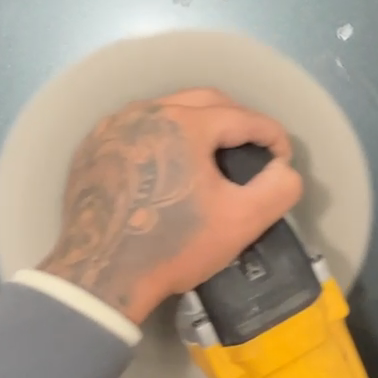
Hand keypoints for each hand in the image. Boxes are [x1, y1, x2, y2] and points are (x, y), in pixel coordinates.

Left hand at [38, 88, 303, 324]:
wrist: (99, 276)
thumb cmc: (174, 245)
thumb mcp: (242, 221)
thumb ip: (278, 188)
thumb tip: (284, 168)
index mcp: (185, 123)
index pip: (243, 116)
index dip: (271, 135)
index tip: (283, 157)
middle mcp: (147, 112)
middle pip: (206, 101)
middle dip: (237, 119)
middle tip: (253, 148)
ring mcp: (114, 127)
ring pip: (169, 110)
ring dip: (198, 124)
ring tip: (212, 154)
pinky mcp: (94, 148)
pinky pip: (138, 129)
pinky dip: (163, 137)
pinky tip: (168, 164)